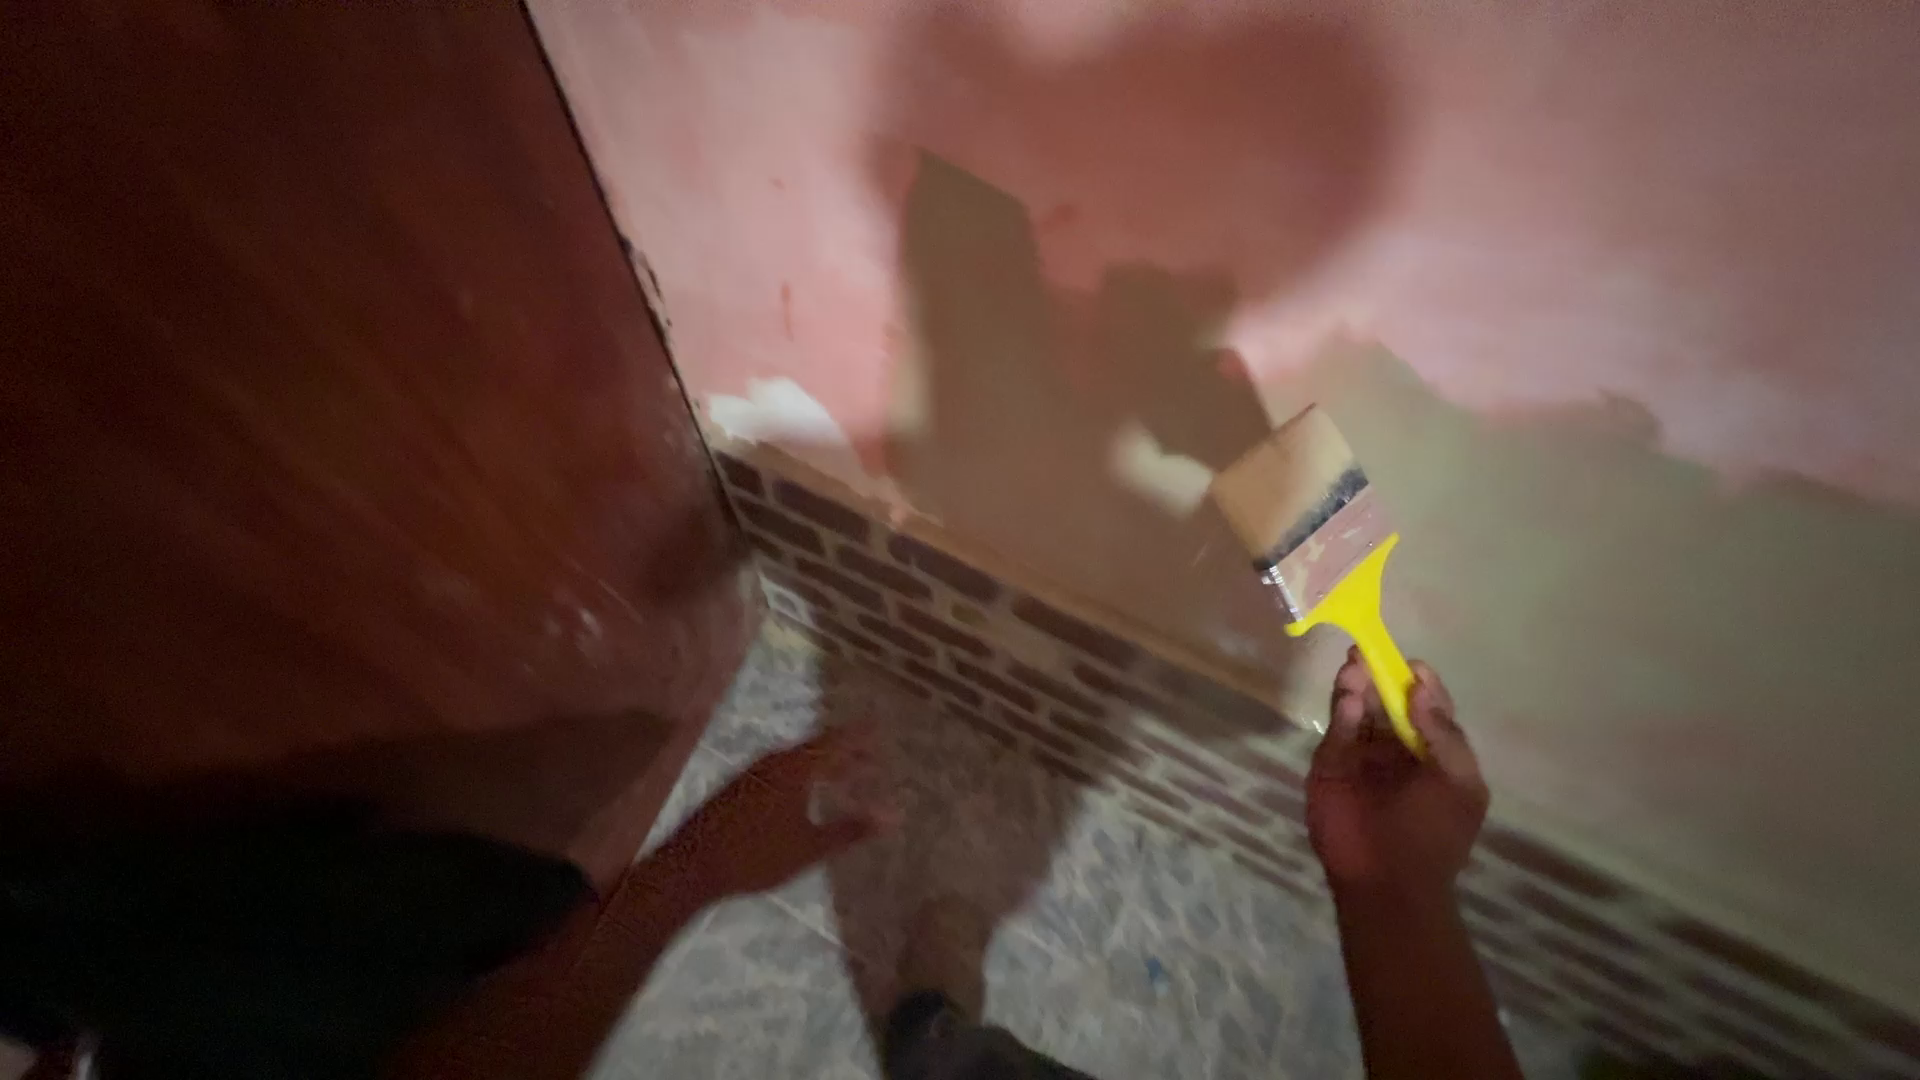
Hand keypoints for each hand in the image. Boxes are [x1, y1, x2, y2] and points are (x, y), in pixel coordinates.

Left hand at [652, 728, 887, 899]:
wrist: (690, 866)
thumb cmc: (755, 855)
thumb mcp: (810, 847)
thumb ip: (851, 829)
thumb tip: (893, 816)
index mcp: (795, 767)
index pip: (836, 742)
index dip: (860, 736)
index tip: (879, 726)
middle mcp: (775, 761)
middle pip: (818, 750)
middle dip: (846, 756)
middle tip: (872, 760)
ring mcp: (753, 773)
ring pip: (798, 762)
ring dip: (824, 767)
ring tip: (843, 779)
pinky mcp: (739, 788)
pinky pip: (782, 772)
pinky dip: (803, 776)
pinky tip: (805, 796)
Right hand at [1306, 649, 1487, 898]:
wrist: (1388, 879)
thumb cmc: (1434, 833)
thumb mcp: (1459, 785)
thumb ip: (1444, 735)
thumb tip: (1420, 686)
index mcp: (1431, 752)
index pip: (1425, 707)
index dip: (1420, 683)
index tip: (1411, 664)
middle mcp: (1395, 747)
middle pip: (1386, 701)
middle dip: (1380, 676)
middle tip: (1367, 652)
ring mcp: (1360, 754)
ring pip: (1358, 709)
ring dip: (1357, 686)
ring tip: (1354, 666)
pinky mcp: (1329, 762)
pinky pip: (1337, 730)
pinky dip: (1343, 712)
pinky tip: (1351, 701)